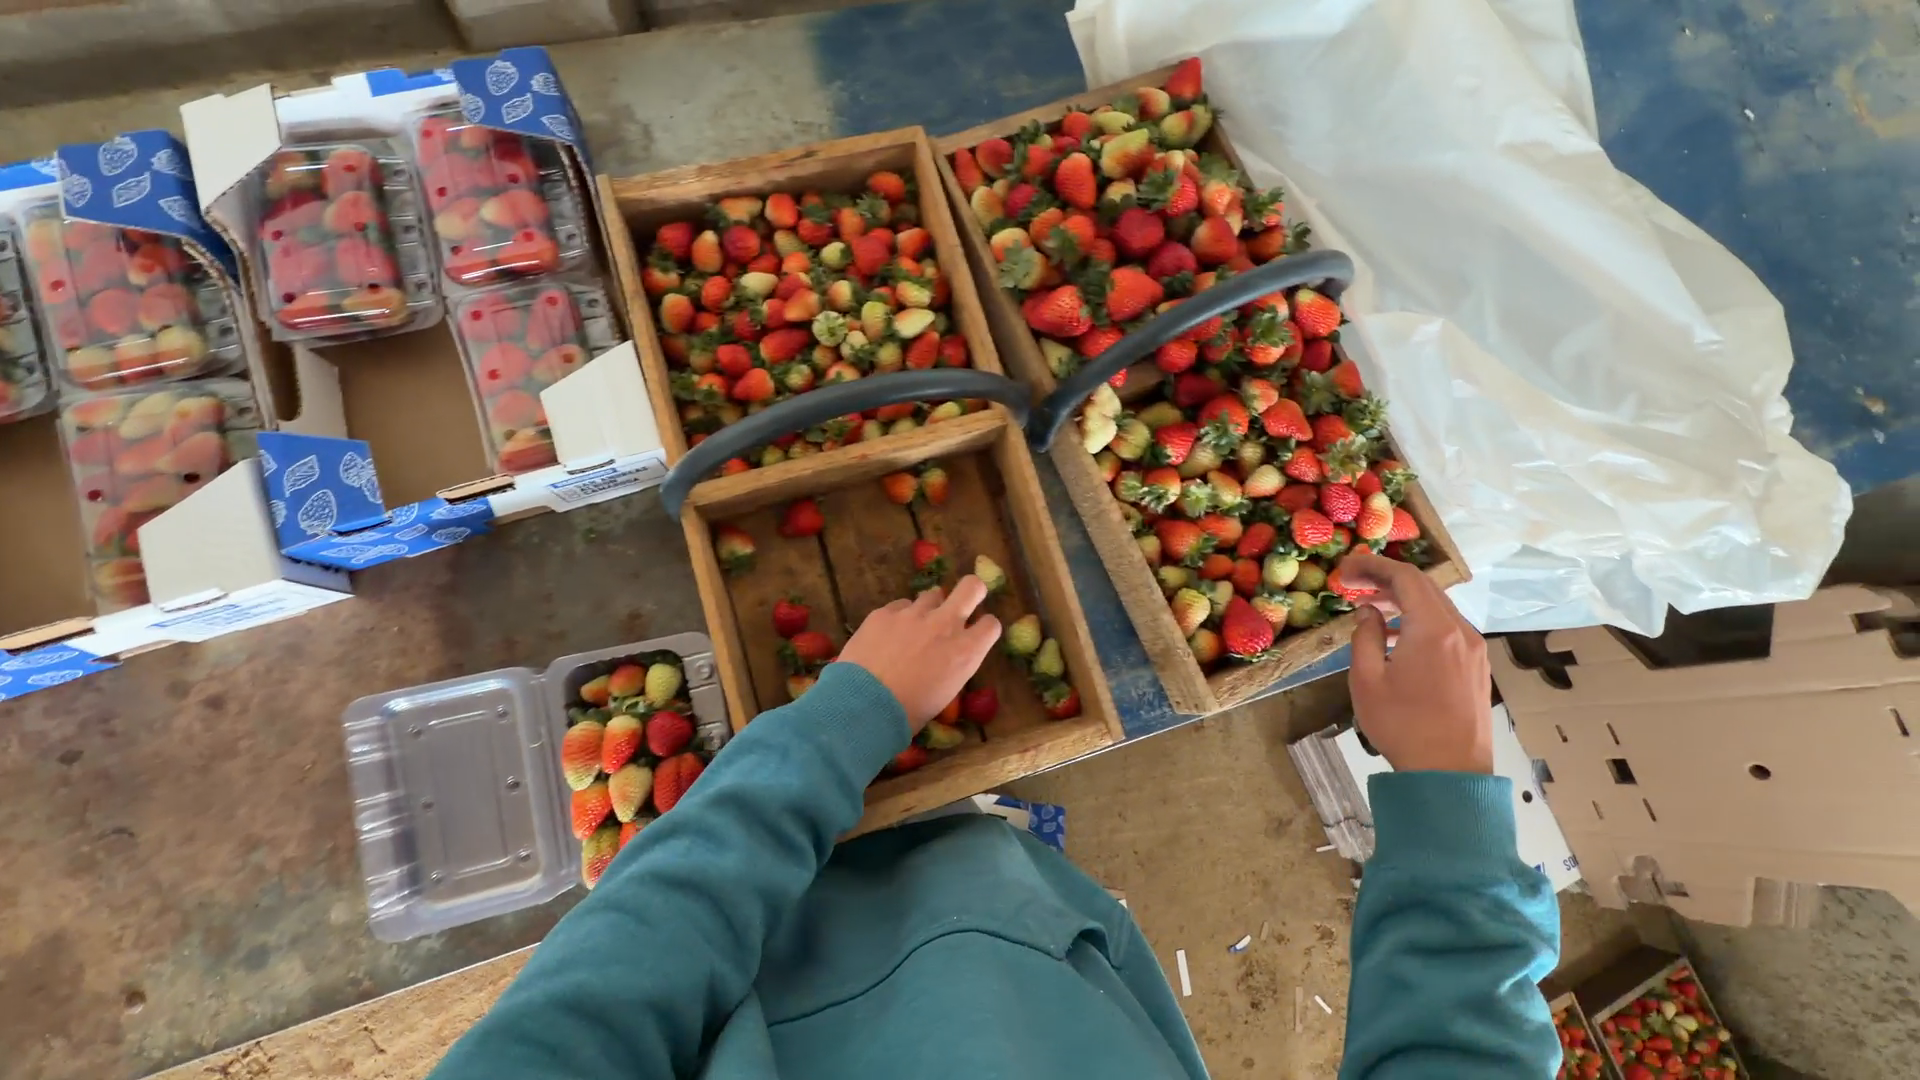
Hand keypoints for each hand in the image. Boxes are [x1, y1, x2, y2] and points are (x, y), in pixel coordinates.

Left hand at [836, 575, 1001, 733]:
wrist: (863, 706)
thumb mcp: (945, 693)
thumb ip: (953, 665)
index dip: (985, 628)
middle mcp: (945, 625)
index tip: (977, 633)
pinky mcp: (884, 612)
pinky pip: (899, 606)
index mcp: (966, 652)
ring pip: (932, 595)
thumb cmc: (909, 713)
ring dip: (929, 608)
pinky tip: (886, 635)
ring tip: (914, 628)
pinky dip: (899, 617)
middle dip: (973, 590)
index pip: (991, 625)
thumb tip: (947, 656)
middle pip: (971, 587)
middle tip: (966, 598)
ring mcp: (913, 614)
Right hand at [1341, 550, 1492, 773]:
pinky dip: (1419, 620)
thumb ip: (1365, 637)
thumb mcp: (1366, 679)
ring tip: (1370, 608)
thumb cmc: (1402, 725)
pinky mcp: (1477, 666)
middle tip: (1352, 583)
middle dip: (1386, 579)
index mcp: (1433, 629)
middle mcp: (1460, 631)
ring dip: (1403, 600)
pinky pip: (1447, 628)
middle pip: (1424, 588)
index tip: (1344, 570)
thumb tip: (1369, 613)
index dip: (1373, 566)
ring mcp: (1474, 649)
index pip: (1405, 577)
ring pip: (1437, 607)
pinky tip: (1396, 637)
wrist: (1450, 773)